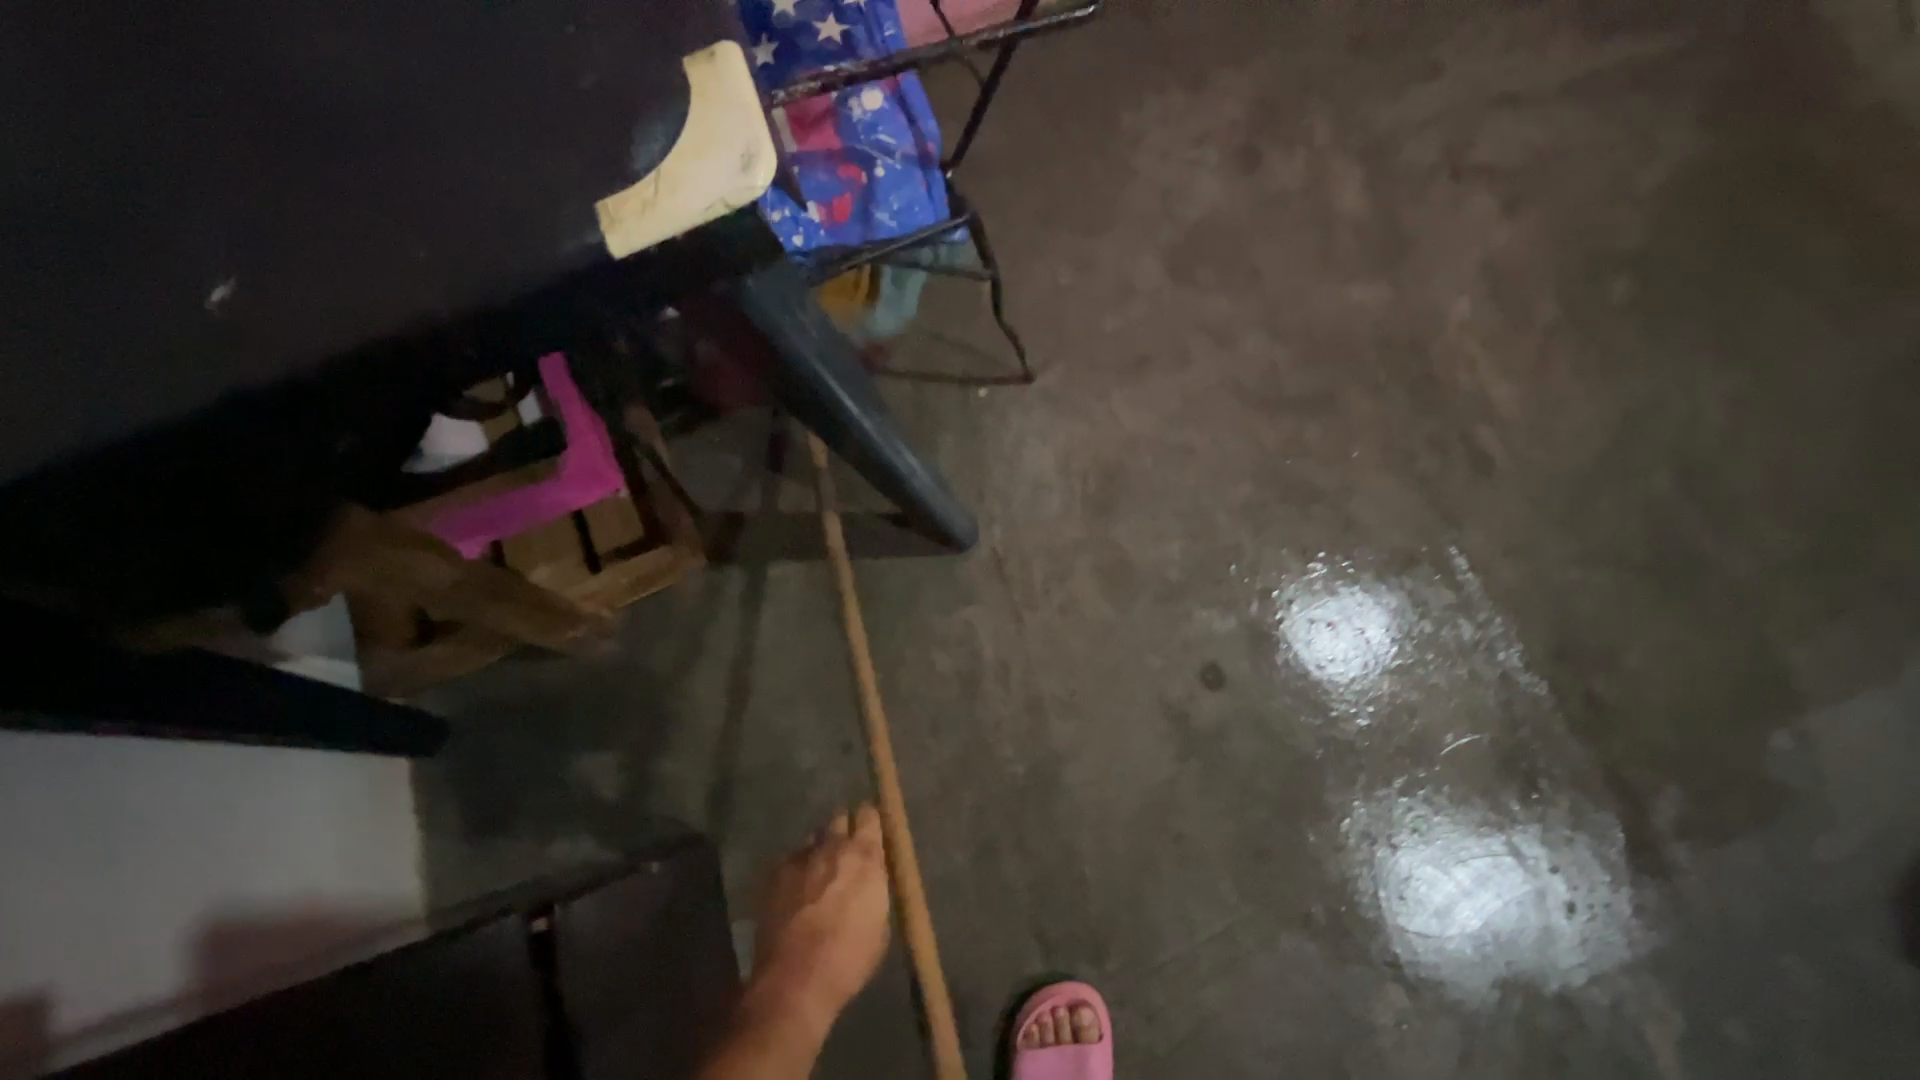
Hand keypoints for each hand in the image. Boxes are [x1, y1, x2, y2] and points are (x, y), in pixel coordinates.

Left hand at [748, 804, 892, 1030]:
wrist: (795, 980)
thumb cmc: (849, 959)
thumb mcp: (880, 927)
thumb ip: (874, 893)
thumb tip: (867, 886)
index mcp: (865, 858)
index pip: (869, 817)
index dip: (870, 820)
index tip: (872, 829)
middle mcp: (832, 848)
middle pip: (838, 820)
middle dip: (844, 830)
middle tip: (847, 851)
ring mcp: (800, 859)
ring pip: (812, 839)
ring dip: (819, 849)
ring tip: (820, 870)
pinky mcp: (774, 876)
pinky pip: (790, 860)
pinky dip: (797, 869)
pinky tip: (796, 889)